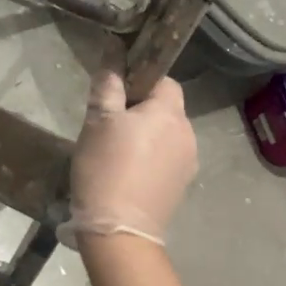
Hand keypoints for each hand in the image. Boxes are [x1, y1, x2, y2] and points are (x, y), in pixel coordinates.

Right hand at [65, 61, 196, 247]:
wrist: (120, 228)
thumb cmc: (106, 166)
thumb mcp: (98, 120)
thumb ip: (108, 86)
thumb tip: (113, 57)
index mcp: (169, 114)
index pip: (164, 80)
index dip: (140, 80)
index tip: (115, 91)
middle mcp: (188, 134)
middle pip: (167, 107)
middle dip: (141, 108)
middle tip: (108, 120)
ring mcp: (188, 162)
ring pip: (167, 133)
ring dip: (147, 132)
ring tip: (115, 146)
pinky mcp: (181, 184)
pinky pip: (167, 156)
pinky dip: (151, 154)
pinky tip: (127, 168)